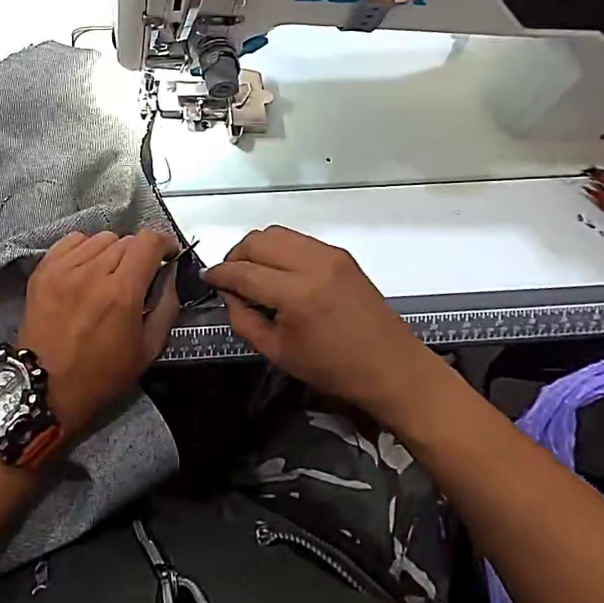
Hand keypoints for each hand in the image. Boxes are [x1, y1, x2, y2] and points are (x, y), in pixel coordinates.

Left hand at [16, 230, 180, 434]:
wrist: (47, 384)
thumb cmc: (101, 374)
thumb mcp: (148, 349)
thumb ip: (166, 306)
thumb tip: (170, 274)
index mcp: (122, 293)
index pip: (148, 242)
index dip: (164, 243)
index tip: (167, 254)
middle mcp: (92, 272)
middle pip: (126, 240)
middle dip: (138, 254)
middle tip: (136, 276)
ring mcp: (64, 267)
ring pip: (100, 238)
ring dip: (111, 251)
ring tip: (108, 273)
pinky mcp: (44, 268)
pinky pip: (72, 240)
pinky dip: (84, 249)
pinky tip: (85, 268)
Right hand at [202, 227, 439, 420]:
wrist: (394, 369)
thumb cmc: (335, 369)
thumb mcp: (278, 353)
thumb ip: (243, 319)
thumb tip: (229, 295)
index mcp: (296, 295)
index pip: (243, 272)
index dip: (220, 275)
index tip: (209, 279)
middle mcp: (312, 265)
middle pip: (256, 242)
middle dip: (235, 256)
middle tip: (230, 277)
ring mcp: (329, 255)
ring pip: (275, 233)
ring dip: (256, 249)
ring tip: (253, 272)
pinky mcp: (340, 254)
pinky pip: (297, 239)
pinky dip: (279, 249)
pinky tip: (279, 272)